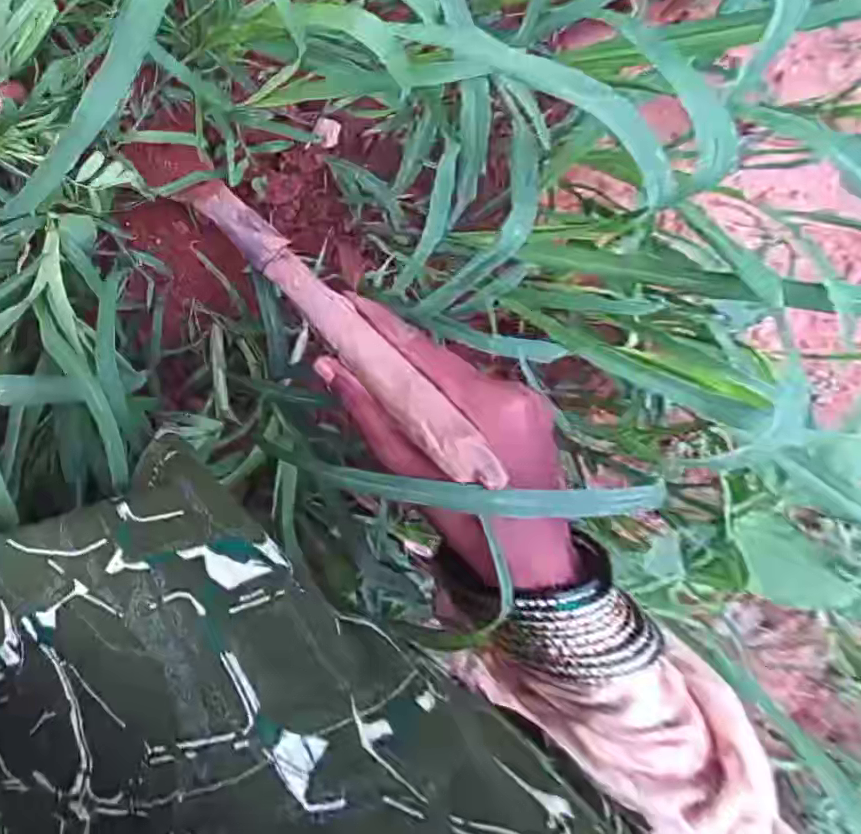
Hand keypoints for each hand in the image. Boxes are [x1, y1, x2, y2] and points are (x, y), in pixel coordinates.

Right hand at [314, 297, 583, 589]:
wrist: (533, 561)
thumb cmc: (463, 519)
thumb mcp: (404, 467)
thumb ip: (368, 412)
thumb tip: (327, 365)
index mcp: (486, 406)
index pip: (421, 351)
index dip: (381, 324)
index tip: (347, 300)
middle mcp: (512, 390)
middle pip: (436, 357)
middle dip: (391, 341)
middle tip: (349, 323)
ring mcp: (525, 396)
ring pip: (451, 368)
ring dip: (411, 362)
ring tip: (371, 354)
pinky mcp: (527, 406)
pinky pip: (468, 382)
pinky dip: (435, 379)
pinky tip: (411, 385)